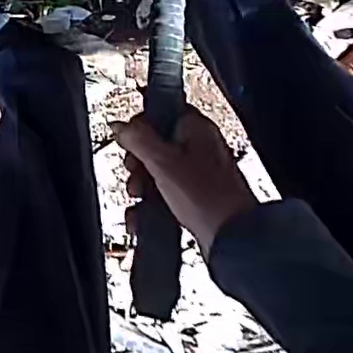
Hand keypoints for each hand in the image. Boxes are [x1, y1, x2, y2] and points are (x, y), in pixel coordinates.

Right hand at [113, 107, 258, 257]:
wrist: (234, 240)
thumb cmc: (207, 196)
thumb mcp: (161, 160)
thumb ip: (136, 138)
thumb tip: (118, 125)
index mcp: (196, 128)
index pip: (160, 112)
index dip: (139, 126)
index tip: (128, 140)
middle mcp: (200, 148)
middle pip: (155, 144)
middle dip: (137, 161)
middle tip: (134, 172)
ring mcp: (199, 174)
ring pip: (157, 171)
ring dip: (141, 185)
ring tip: (138, 197)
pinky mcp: (198, 198)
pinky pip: (166, 193)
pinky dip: (151, 204)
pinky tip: (142, 216)